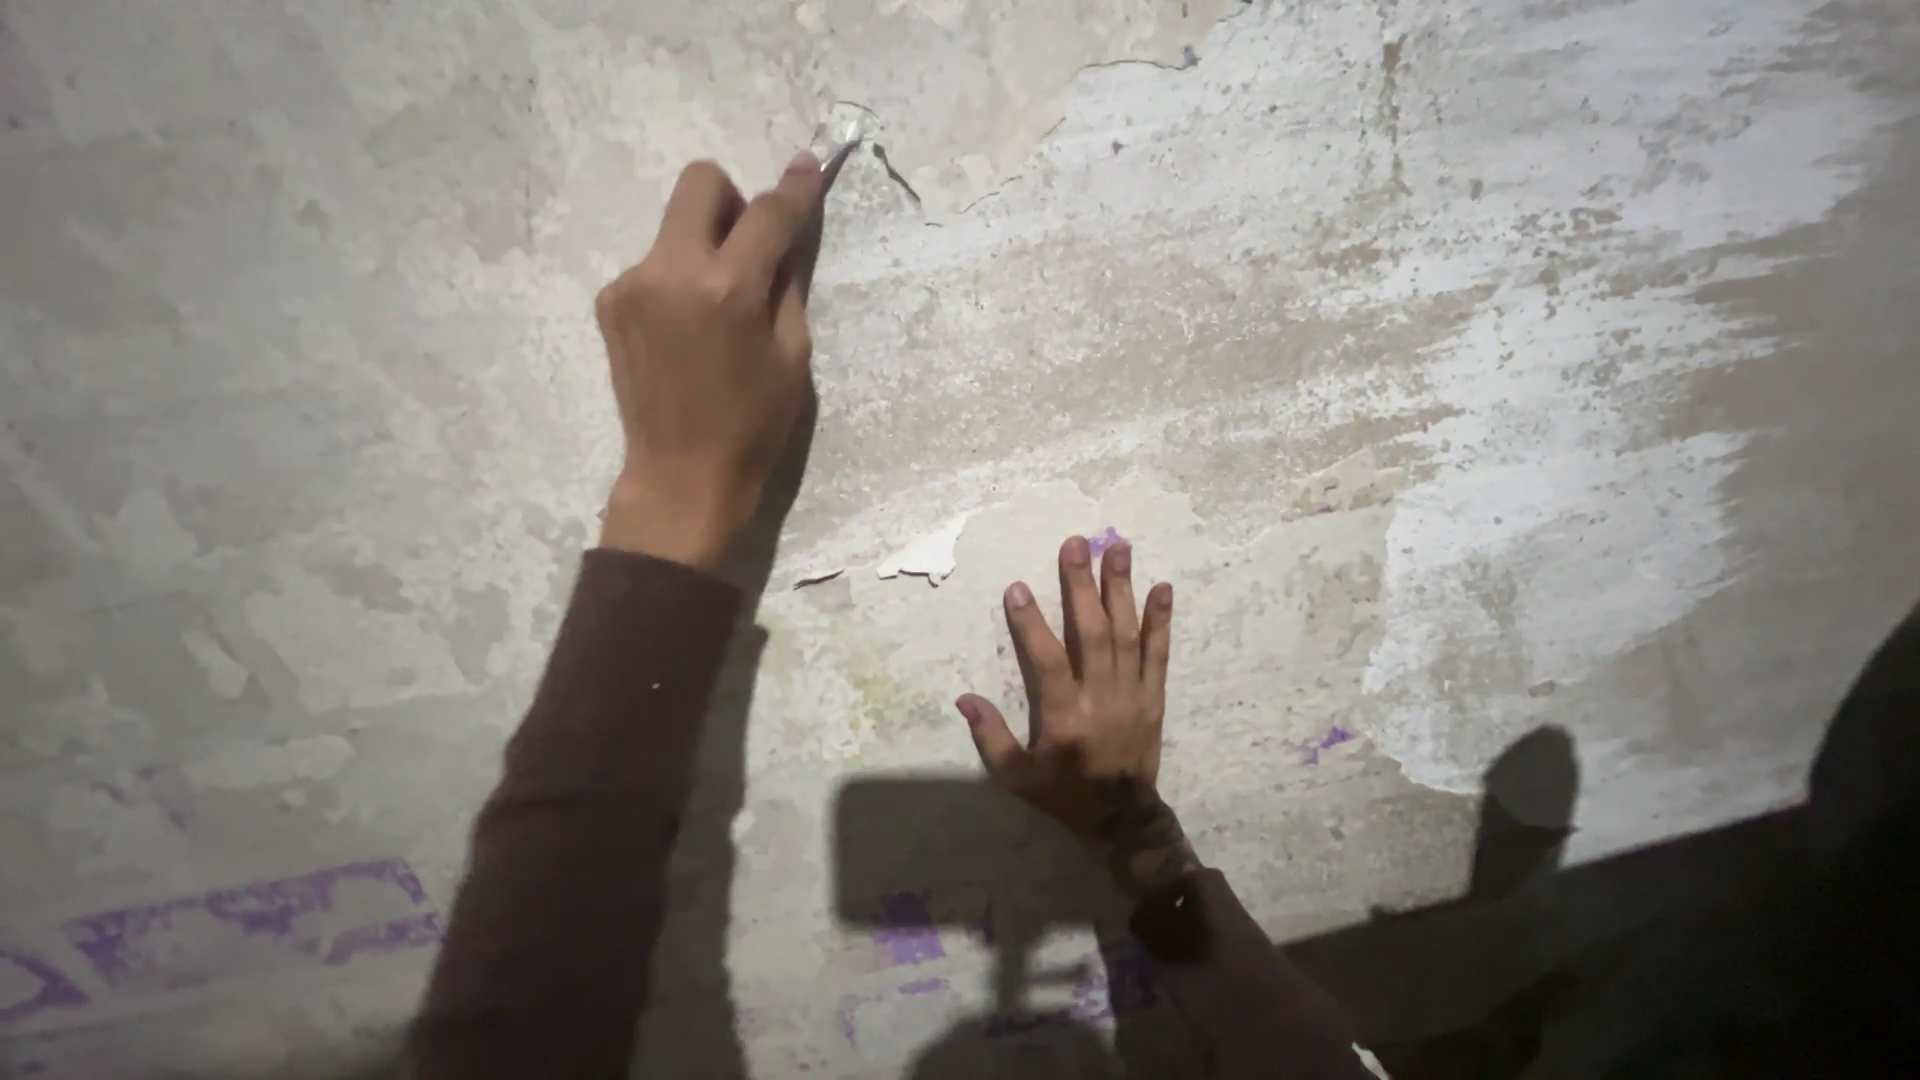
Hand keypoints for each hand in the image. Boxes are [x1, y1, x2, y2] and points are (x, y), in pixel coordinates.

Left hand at [596, 153, 825, 569]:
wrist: (682, 476)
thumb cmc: (753, 427)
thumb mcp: (793, 359)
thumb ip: (789, 284)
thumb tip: (791, 234)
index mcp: (726, 290)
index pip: (767, 215)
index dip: (794, 190)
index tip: (807, 168)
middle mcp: (670, 271)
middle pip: (699, 183)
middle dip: (732, 201)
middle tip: (750, 250)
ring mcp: (631, 284)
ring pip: (675, 226)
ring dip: (704, 247)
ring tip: (717, 312)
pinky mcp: (610, 303)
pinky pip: (654, 265)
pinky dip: (678, 280)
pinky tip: (687, 332)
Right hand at [957, 536, 1197, 899]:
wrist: (1122, 820)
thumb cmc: (1062, 794)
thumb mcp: (1015, 776)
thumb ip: (989, 737)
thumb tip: (963, 699)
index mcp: (1065, 716)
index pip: (1046, 660)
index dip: (1032, 623)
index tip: (1018, 586)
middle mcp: (1101, 697)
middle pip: (1093, 633)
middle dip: (1083, 585)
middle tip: (1077, 543)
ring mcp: (1132, 694)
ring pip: (1127, 634)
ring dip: (1122, 589)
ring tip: (1119, 547)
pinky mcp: (1154, 697)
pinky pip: (1159, 654)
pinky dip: (1160, 621)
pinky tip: (1162, 588)